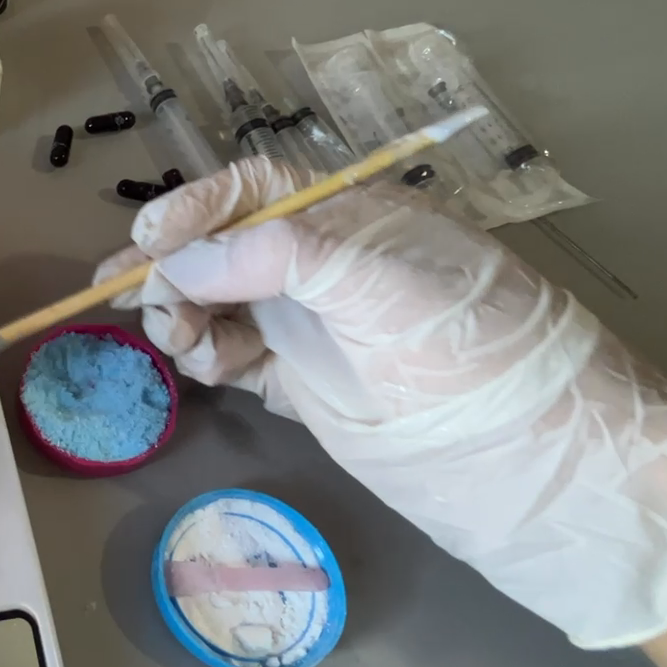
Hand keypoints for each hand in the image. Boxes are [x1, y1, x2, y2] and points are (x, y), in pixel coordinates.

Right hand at [97, 158, 666, 648]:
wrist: (540, 475)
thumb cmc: (476, 358)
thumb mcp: (382, 288)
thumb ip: (278, 258)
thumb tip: (179, 259)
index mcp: (353, 222)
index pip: (257, 191)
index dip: (195, 207)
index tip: (146, 240)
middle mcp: (323, 267)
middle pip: (222, 248)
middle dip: (171, 266)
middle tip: (127, 297)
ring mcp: (308, 326)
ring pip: (216, 304)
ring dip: (182, 315)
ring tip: (178, 340)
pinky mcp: (297, 380)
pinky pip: (229, 355)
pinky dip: (203, 356)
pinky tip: (202, 367)